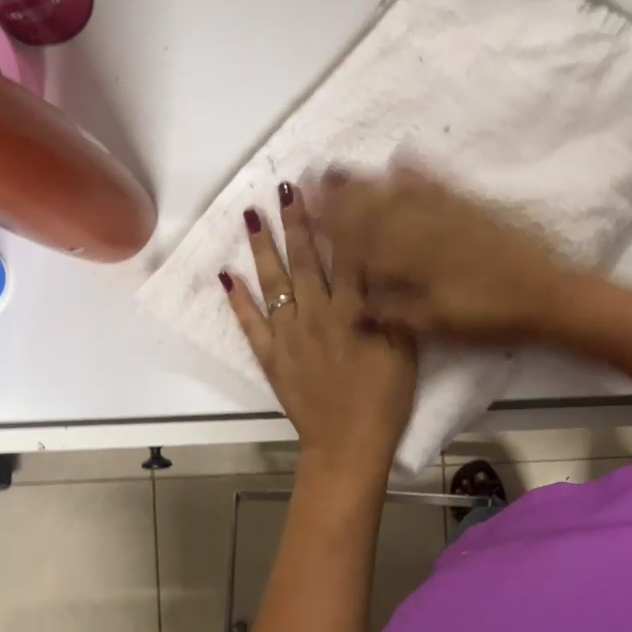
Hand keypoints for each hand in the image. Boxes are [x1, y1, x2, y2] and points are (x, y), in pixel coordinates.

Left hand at [224, 182, 417, 472]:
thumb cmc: (385, 400)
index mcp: (355, 310)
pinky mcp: (271, 356)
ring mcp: (289, 333)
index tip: (332, 190)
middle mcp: (319, 313)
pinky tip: (226, 274)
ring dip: (263, 246)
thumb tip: (383, 268)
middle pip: (307, 259)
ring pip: (275, 281)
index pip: (347, 255)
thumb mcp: (406, 352)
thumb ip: (394, 308)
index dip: (340, 220)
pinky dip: (237, 298)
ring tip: (253, 215)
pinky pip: (249, 322)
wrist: (348, 443)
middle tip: (286, 188)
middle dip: (297, 221)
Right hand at [316, 165, 578, 344]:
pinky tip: (401, 157)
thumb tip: (352, 310)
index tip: (305, 209)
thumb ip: (395, 313)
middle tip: (312, 176)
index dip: (332, 224)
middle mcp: (425, 231)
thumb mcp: (439, 325)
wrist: (548, 296)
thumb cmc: (491, 318)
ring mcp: (450, 215)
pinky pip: (439, 184)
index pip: (362, 240)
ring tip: (340, 166)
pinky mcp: (475, 207)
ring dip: (368, 179)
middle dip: (341, 194)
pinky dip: (418, 171)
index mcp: (412, 262)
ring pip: (399, 193)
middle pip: (375, 209)